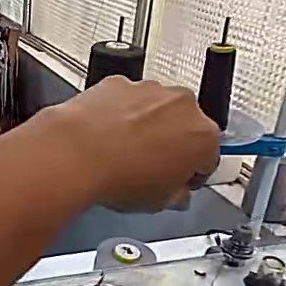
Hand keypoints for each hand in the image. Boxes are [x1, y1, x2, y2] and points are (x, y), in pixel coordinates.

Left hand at [31, 76, 220, 211]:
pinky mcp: (122, 83)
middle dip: (174, 145)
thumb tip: (175, 194)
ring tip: (126, 153)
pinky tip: (109, 136)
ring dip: (149, 127)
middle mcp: (183, 105)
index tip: (181, 181)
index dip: (193, 173)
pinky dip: (123, 114)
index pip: (209, 158)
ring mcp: (152, 90)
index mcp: (203, 136)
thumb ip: (178, 195)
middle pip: (186, 127)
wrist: (76, 153)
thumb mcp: (159, 203)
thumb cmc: (118, 174)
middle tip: (152, 169)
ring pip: (158, 110)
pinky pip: (129, 100)